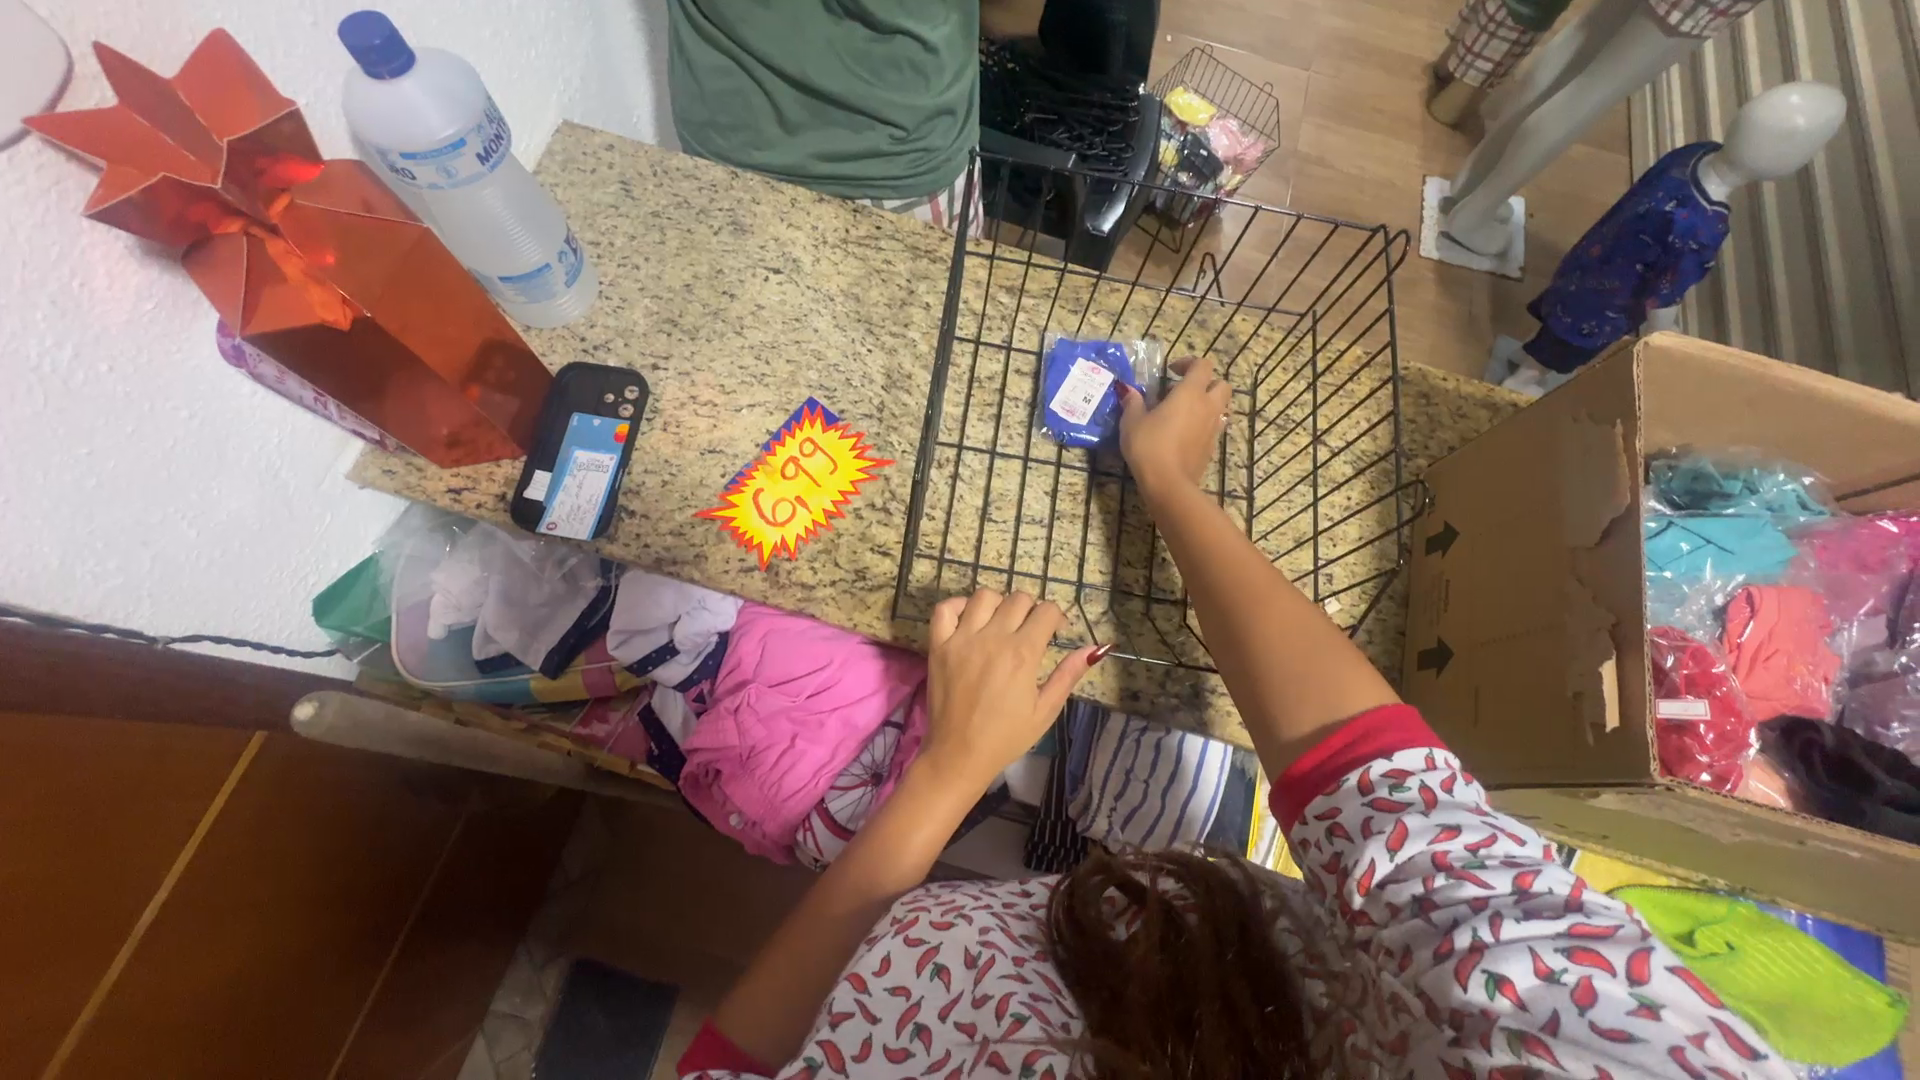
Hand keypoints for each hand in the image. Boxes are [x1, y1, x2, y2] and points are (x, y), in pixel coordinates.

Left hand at [921, 590, 1104, 789]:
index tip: (1055, 632)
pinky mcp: (938, 646)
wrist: (959, 755)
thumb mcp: (1045, 710)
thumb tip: (1096, 648)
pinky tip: (969, 620)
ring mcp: (961, 639)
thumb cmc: (1006, 737)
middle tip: (1029, 630)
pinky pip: (945, 609)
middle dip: (1031, 609)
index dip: (1056, 618)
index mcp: (1023, 654)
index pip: (1046, 611)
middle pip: (1018, 599)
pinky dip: (957, 605)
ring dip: (998, 604)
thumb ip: (1069, 674)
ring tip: (1000, 623)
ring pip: (984, 596)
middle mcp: (993, 638)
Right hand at [1117, 354, 1232, 498]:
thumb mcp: (1132, 422)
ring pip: (1220, 407)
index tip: (1171, 371)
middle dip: (1206, 383)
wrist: (1169, 483)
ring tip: (1183, 414)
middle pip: (1221, 384)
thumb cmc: (1149, 447)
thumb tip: (1129, 390)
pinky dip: (1203, 424)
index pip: (1202, 366)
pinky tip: (1183, 434)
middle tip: (1183, 391)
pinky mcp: (1212, 447)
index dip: (1189, 363)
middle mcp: (1207, 406)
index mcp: (1190, 393)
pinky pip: (1213, 427)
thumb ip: (1133, 403)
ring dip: (1206, 404)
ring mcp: (1213, 428)